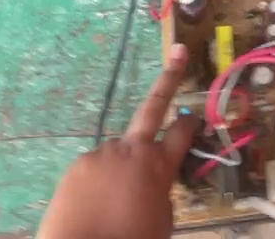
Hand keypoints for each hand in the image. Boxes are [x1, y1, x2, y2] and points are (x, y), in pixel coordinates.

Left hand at [38, 43, 203, 238]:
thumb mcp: (161, 225)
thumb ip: (161, 196)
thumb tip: (152, 186)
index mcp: (159, 166)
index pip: (182, 133)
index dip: (190, 123)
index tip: (194, 116)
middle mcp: (132, 150)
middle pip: (154, 105)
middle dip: (169, 78)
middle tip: (179, 53)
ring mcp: (104, 154)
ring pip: (117, 158)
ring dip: (118, 174)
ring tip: (110, 207)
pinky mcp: (79, 165)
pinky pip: (94, 173)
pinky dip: (96, 188)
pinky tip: (91, 210)